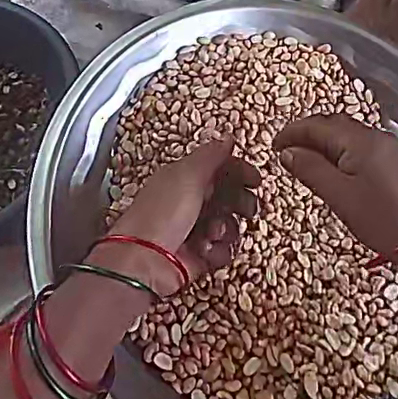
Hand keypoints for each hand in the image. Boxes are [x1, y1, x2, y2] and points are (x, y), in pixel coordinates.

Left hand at [104, 138, 259, 283]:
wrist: (143, 261)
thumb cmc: (161, 213)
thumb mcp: (187, 176)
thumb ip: (210, 156)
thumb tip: (228, 137)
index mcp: (184, 178)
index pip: (219, 169)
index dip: (239, 172)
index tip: (255, 180)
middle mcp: (190, 202)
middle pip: (229, 197)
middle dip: (240, 203)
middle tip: (246, 209)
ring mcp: (194, 230)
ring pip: (229, 225)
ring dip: (227, 228)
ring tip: (212, 233)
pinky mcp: (199, 256)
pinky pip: (223, 251)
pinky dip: (219, 251)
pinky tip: (205, 250)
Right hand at [272, 116, 397, 283]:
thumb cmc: (384, 220)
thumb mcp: (339, 196)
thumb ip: (310, 169)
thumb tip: (287, 153)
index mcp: (360, 141)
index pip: (317, 124)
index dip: (291, 132)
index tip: (273, 146)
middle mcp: (375, 138)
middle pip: (332, 124)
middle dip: (305, 134)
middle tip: (284, 151)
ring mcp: (388, 150)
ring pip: (346, 136)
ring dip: (321, 143)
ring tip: (302, 161)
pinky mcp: (395, 164)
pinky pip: (358, 147)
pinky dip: (337, 152)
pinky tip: (330, 169)